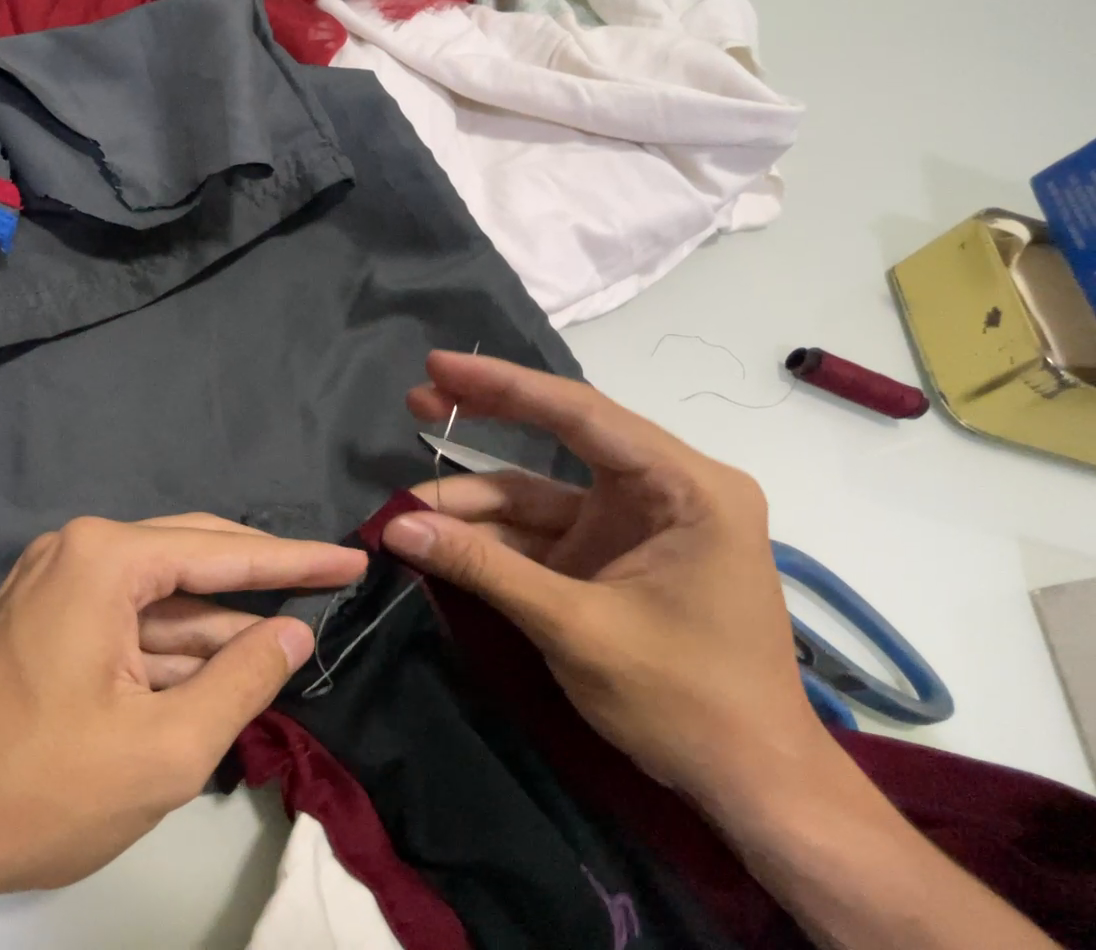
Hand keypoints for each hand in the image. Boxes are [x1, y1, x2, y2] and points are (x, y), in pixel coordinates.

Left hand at [0, 515, 362, 949]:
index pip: (223, 552)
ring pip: (158, 595)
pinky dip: (172, 644)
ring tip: (289, 633)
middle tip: (331, 581)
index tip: (353, 558)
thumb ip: (242, 679)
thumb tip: (292, 633)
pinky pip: (125, 618)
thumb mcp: (167, 747)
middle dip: (259, 577)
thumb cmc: (43, 789)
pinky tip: (221, 661)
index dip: (296, 560)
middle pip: (190, 557)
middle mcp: (75, 551)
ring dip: (216, 623)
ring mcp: (51, 582)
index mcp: (104, 560)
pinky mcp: (41, 618)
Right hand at [381, 351, 822, 805]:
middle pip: (558, 440)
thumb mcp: (574, 627)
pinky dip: (489, 540)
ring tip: (404, 517)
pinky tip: (438, 542)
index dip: (502, 387)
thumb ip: (484, 568)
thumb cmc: (684, 698)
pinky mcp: (610, 559)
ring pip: (536, 496)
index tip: (436, 366)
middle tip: (414, 401)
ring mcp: (633, 526)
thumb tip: (397, 527)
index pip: (583, 416)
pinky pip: (540, 534)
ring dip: (471, 506)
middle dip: (482, 425)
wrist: (748, 780)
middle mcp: (663, 491)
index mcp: (686, 488)